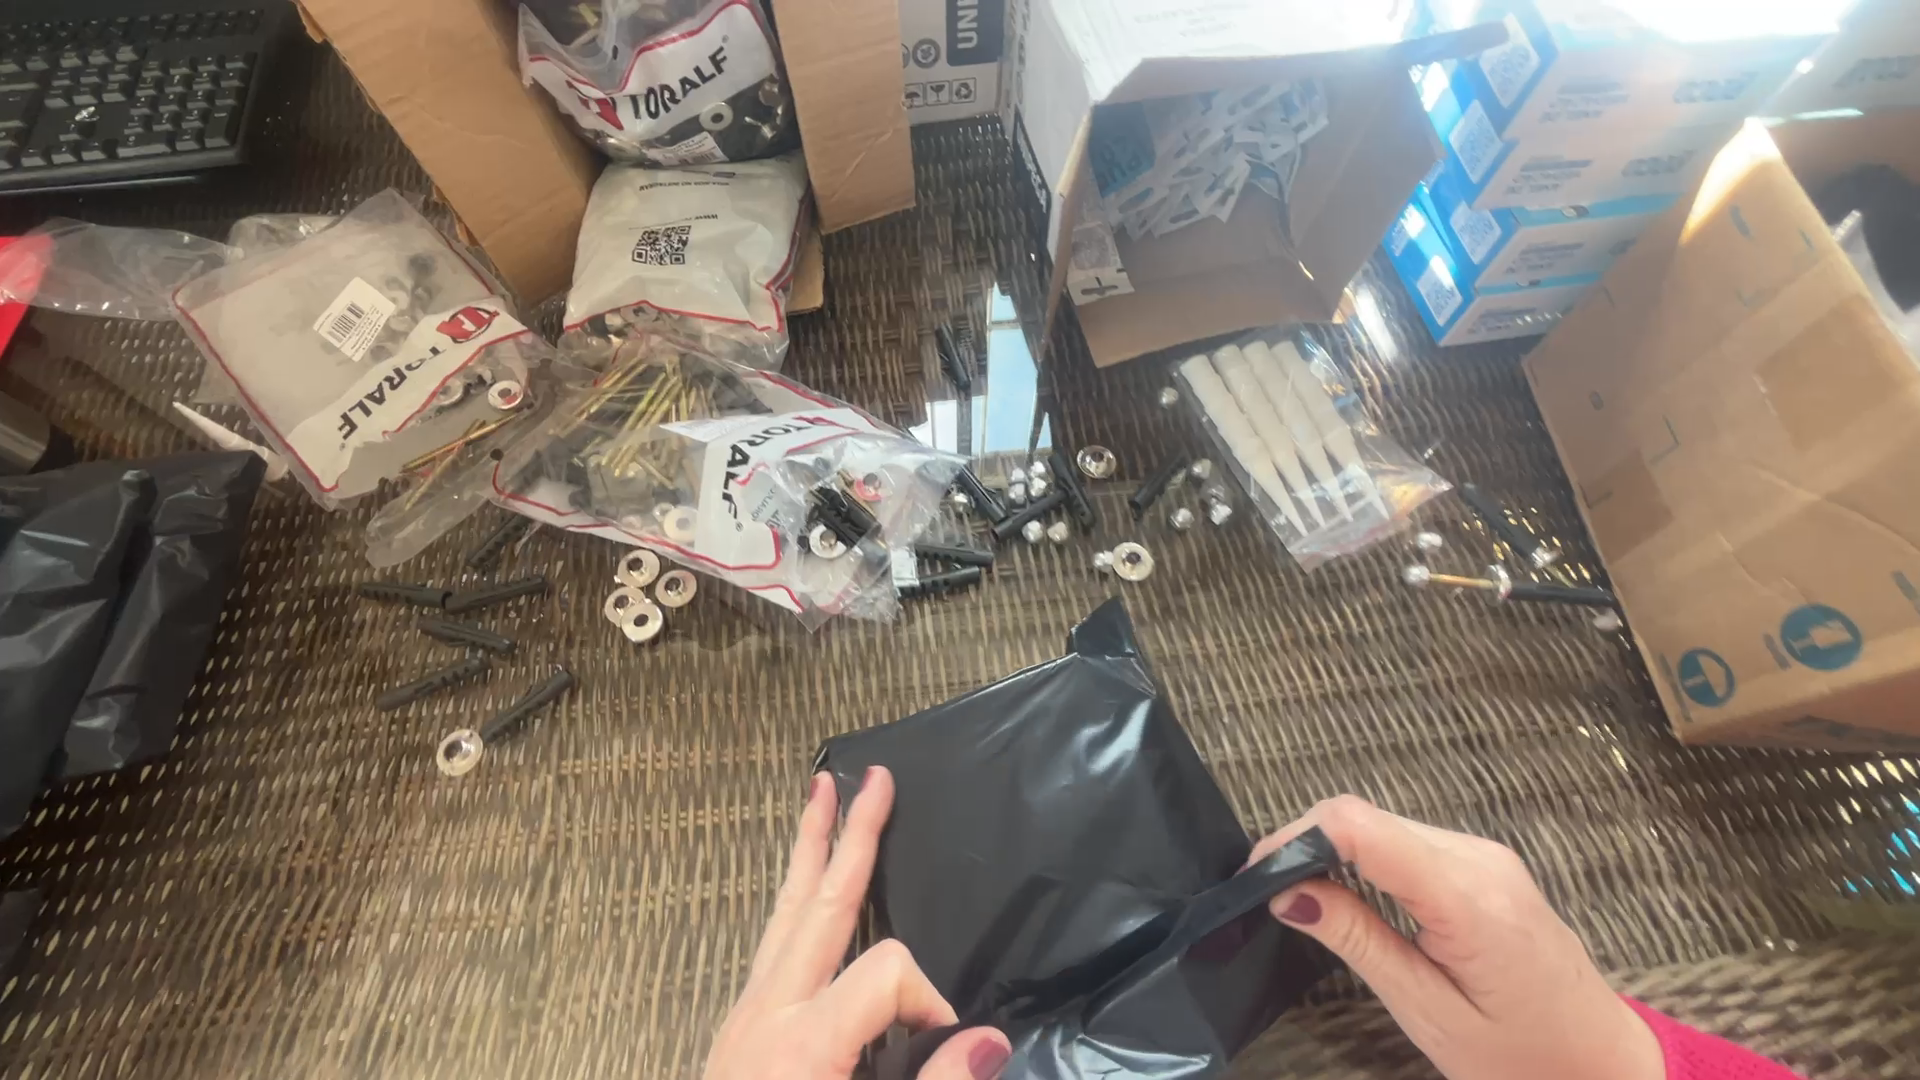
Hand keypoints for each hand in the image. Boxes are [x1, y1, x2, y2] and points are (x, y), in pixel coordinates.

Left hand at [704, 766, 1011, 1079]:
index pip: (890, 972)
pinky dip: (794, 895)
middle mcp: (768, 1010)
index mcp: (804, 1044)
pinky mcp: (739, 1026)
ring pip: (785, 909)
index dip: (932, 1001)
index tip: (950, 1049)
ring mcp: (746, 1013)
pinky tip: (804, 887)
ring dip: (808, 847)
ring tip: (818, 793)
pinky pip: (774, 939)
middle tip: (872, 778)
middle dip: (849, 833)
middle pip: (820, 900)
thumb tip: (989, 1038)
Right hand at [1252, 796, 1663, 1079]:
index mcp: (1468, 899)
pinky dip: (1357, 852)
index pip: (1359, 827)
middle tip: (1272, 891)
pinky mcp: (1478, 857)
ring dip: (1328, 846)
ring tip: (1301, 892)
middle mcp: (1475, 856)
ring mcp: (1480, 851)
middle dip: (1304, 843)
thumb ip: (1357, 940)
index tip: (1260, 876)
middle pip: (1361, 815)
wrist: (1617, 1070)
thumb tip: (1286, 893)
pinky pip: (1398, 835)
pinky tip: (1344, 887)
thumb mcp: (1430, 1013)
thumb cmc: (1526, 1063)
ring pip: (1375, 819)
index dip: (1297, 838)